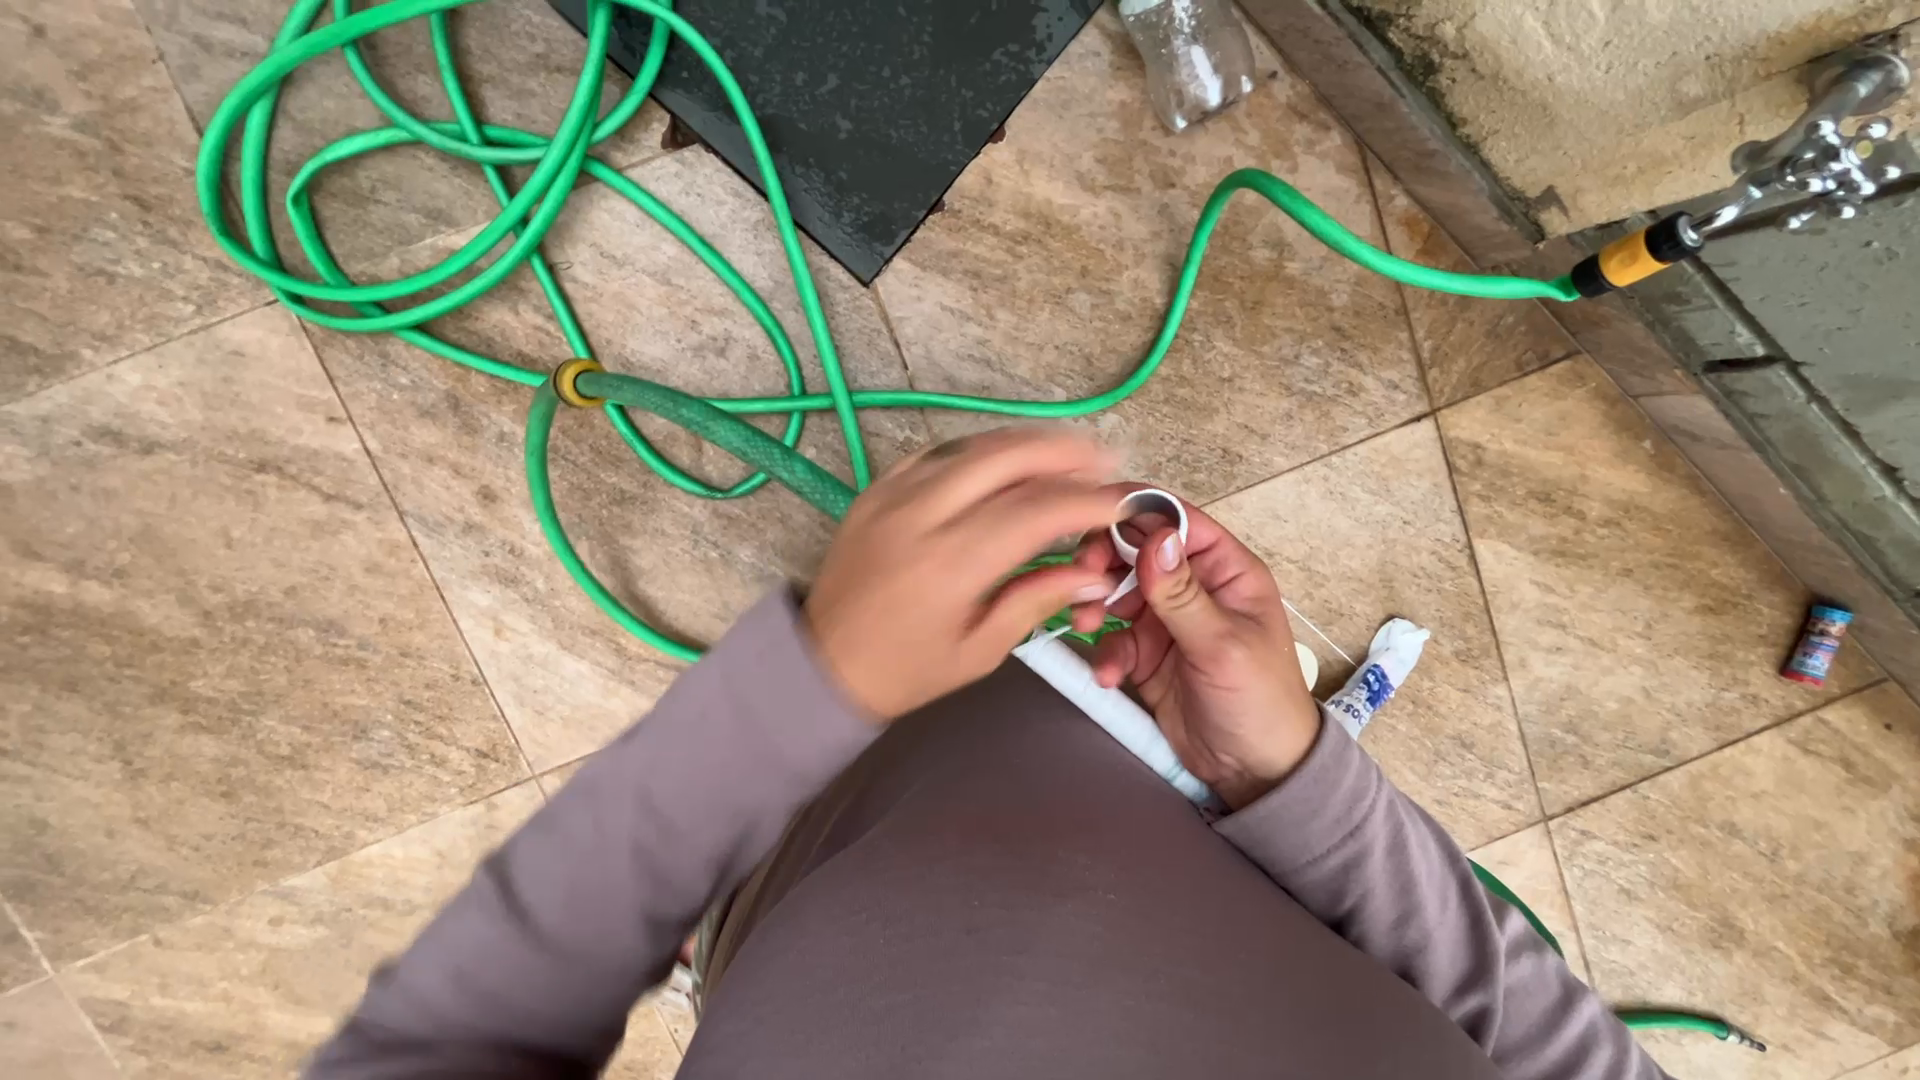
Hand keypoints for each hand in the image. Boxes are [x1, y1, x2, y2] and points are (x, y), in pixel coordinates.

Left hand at [805, 427, 1122, 720]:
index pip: (1036, 511)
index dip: (1088, 500)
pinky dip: (980, 450)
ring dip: (1026, 442)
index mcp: (950, 563)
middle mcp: (920, 515)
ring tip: (1067, 451)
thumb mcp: (979, 650)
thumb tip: (1095, 575)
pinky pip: (938, 453)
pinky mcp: (876, 489)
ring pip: (972, 445)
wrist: (823, 663)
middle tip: (1103, 460)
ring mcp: (893, 494)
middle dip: (1064, 451)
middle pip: (1006, 456)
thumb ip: (1037, 601)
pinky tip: (1006, 460)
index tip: (1123, 499)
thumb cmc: (905, 670)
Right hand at [1069, 487, 1320, 808]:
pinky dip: (1104, 652)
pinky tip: (1110, 675)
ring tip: (1087, 625)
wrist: (1252, 771)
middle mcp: (1192, 585)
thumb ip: (1183, 594)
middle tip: (1081, 580)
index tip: (1091, 523)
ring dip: (1095, 605)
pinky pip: (1112, 637)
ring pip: (1114, 590)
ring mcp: (1165, 618)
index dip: (1133, 514)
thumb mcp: (1222, 645)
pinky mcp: (1144, 651)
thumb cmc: (1260, 701)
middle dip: (1102, 562)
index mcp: (1224, 569)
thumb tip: (1155, 538)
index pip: (1175, 521)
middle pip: (1134, 550)